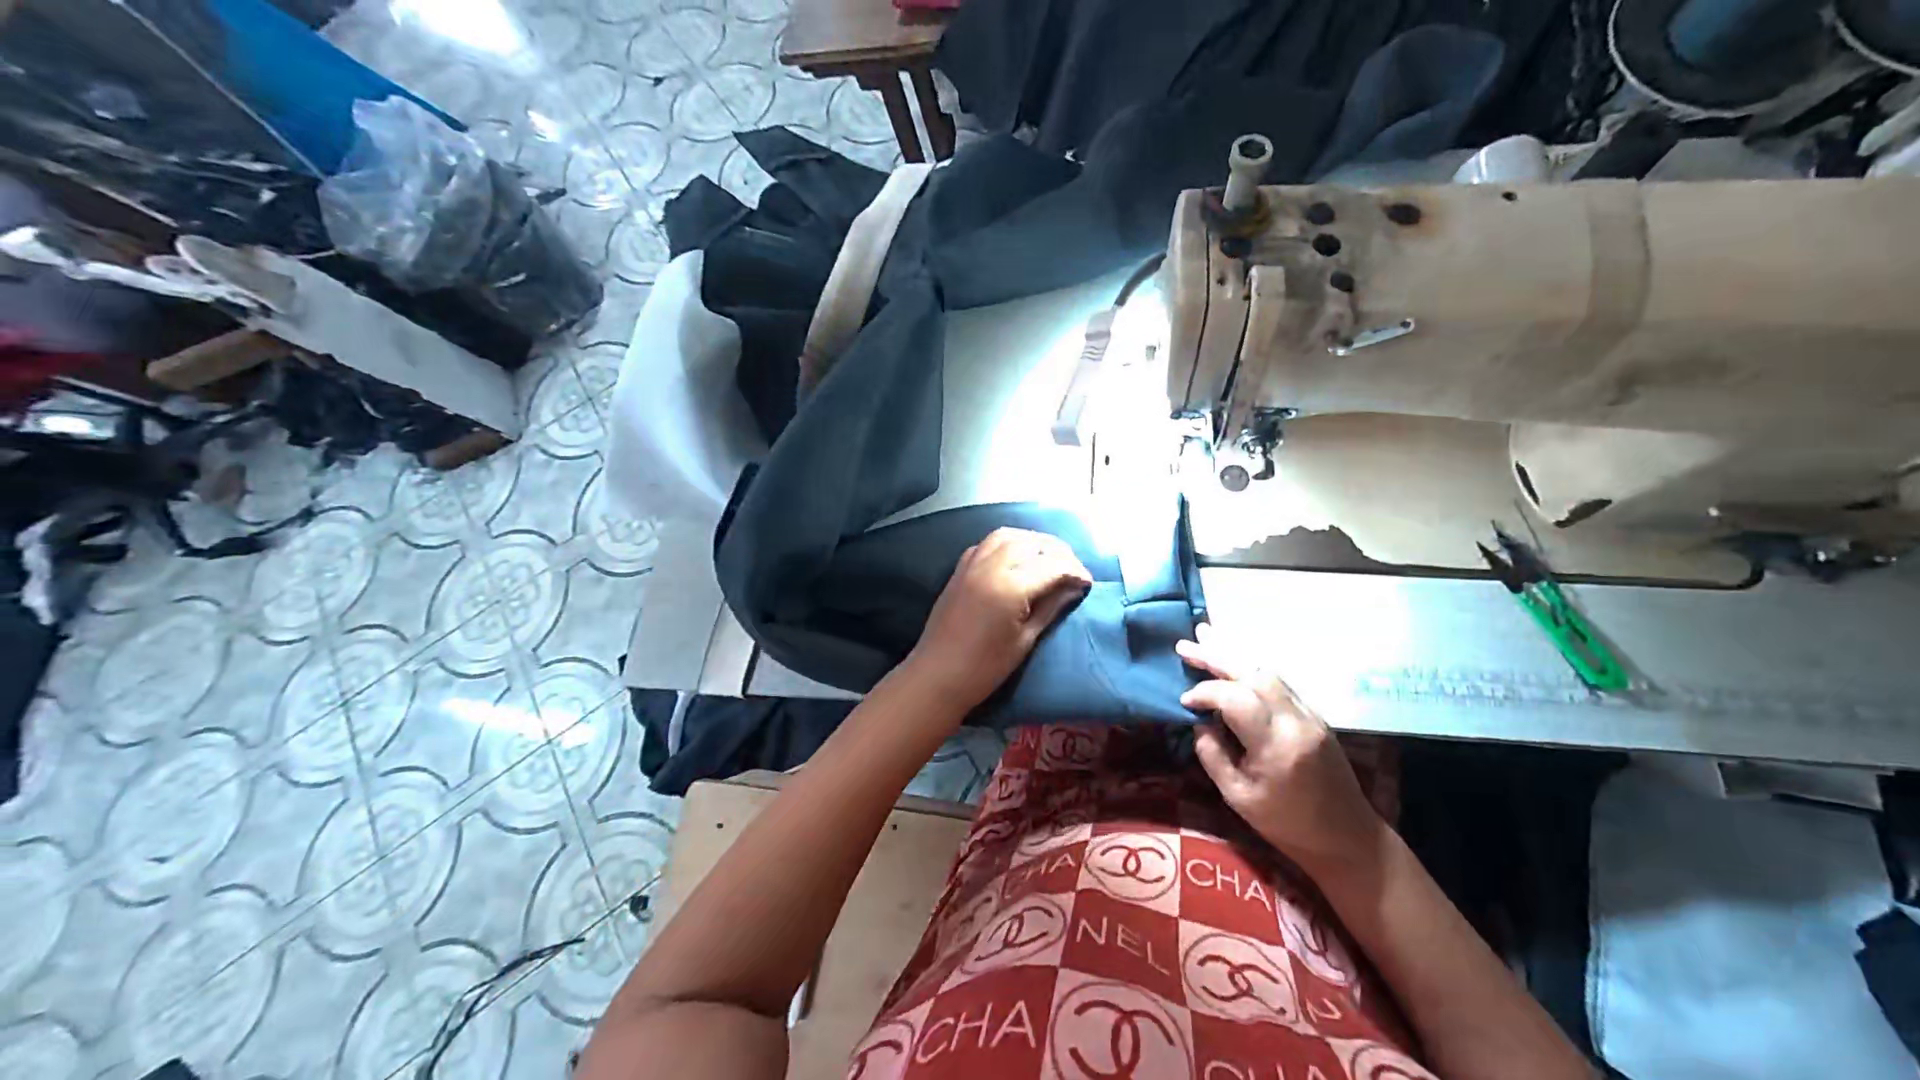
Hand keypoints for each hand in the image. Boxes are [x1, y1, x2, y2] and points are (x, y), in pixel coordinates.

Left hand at [898, 528, 1093, 708]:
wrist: (936, 676)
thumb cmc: (985, 668)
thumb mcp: (1025, 640)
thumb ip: (1050, 607)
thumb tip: (1074, 587)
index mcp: (1010, 586)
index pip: (1052, 565)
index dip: (1075, 571)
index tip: (1087, 583)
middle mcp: (990, 566)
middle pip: (1032, 543)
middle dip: (1057, 552)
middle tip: (1073, 570)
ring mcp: (971, 564)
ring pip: (1008, 536)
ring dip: (1033, 541)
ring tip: (1049, 558)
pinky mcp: (959, 569)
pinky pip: (987, 543)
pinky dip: (1008, 543)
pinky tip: (1017, 558)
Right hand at [1178, 624, 1384, 872]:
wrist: (1347, 838)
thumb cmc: (1287, 825)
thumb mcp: (1237, 796)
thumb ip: (1212, 754)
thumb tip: (1198, 721)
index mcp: (1275, 745)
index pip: (1234, 698)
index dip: (1205, 693)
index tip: (1184, 700)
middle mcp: (1296, 721)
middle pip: (1254, 674)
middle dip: (1216, 656)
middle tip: (1185, 646)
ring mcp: (1310, 715)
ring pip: (1268, 672)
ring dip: (1234, 657)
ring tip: (1204, 641)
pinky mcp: (1316, 716)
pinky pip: (1279, 684)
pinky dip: (1251, 671)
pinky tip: (1233, 665)